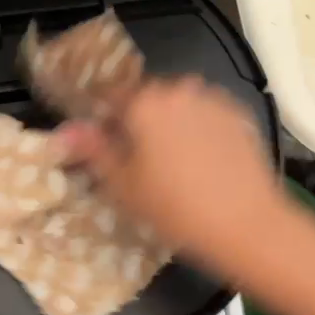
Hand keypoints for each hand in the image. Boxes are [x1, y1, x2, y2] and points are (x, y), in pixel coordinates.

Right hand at [57, 77, 282, 261]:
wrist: (249, 225)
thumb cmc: (176, 209)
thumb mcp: (124, 186)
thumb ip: (93, 150)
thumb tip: (66, 130)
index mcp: (143, 102)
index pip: (109, 95)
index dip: (104, 117)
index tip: (105, 140)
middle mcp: (177, 89)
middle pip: (147, 97)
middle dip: (140, 119)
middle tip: (142, 160)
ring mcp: (211, 98)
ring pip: (179, 104)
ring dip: (172, 122)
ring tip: (177, 162)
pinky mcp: (238, 113)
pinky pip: (207, 114)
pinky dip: (201, 128)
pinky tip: (205, 161)